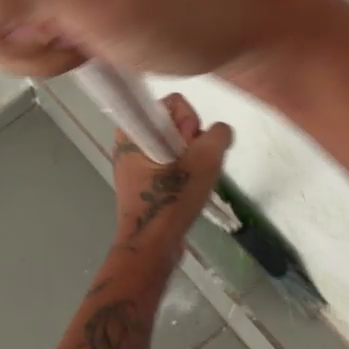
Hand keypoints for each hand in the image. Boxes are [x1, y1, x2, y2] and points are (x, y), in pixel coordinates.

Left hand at [111, 94, 232, 244]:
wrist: (152, 244)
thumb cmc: (172, 198)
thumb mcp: (205, 160)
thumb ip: (219, 135)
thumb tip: (219, 133)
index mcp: (133, 128)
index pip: (174, 103)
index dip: (191, 123)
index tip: (190, 148)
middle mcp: (128, 141)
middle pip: (175, 124)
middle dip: (192, 143)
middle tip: (191, 168)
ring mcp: (133, 163)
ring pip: (175, 146)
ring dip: (190, 160)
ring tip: (191, 182)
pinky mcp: (140, 182)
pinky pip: (169, 164)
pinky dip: (182, 173)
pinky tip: (186, 190)